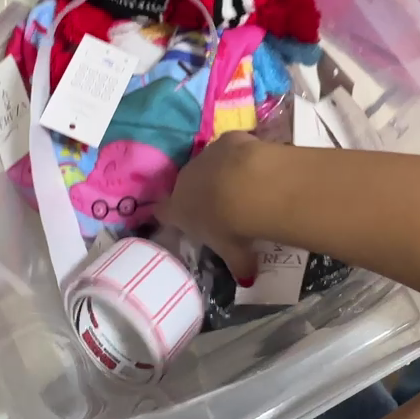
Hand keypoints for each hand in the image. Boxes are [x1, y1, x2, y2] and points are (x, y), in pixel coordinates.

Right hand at [159, 132, 270, 282]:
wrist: (250, 187)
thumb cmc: (232, 226)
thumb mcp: (235, 252)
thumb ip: (239, 265)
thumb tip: (246, 279)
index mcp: (180, 209)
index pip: (163, 211)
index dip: (170, 214)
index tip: (179, 219)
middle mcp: (186, 180)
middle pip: (186, 185)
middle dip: (200, 193)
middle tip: (221, 206)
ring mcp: (205, 156)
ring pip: (208, 164)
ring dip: (221, 172)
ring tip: (243, 185)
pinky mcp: (227, 139)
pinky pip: (231, 148)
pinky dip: (241, 154)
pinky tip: (256, 164)